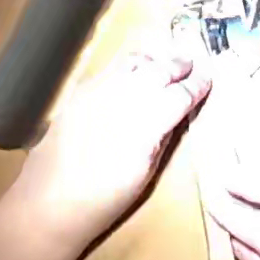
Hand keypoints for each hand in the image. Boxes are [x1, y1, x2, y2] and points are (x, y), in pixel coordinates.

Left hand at [0, 55, 211, 256]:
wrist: (52, 199)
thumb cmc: (105, 198)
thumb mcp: (147, 173)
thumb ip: (164, 137)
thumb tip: (176, 114)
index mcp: (149, 123)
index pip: (181, 94)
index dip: (197, 85)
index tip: (207, 79)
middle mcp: (126, 98)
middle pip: (159, 70)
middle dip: (178, 66)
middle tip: (190, 64)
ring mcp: (99, 90)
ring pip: (133, 62)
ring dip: (153, 61)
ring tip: (163, 64)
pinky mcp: (79, 92)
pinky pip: (109, 69)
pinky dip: (126, 67)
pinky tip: (131, 73)